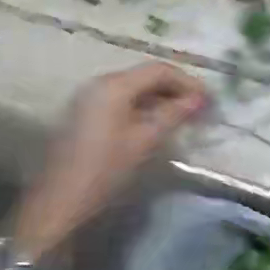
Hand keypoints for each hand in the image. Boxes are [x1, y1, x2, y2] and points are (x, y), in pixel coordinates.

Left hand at [12, 63, 207, 258]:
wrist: (61, 199)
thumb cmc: (105, 170)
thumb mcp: (144, 142)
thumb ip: (172, 115)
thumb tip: (199, 99)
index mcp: (113, 86)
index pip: (158, 70)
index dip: (187, 82)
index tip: (208, 102)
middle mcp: (98, 83)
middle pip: (144, 76)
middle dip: (174, 90)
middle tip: (198, 111)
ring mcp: (87, 98)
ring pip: (131, 89)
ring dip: (158, 100)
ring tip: (181, 119)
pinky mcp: (83, 114)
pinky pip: (118, 101)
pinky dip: (140, 108)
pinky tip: (154, 126)